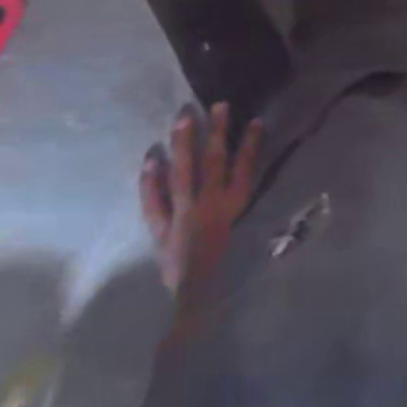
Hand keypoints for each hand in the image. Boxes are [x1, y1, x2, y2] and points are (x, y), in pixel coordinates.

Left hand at [139, 103, 262, 299]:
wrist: (196, 300)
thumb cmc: (226, 265)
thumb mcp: (243, 233)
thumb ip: (240, 200)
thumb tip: (240, 172)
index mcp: (235, 208)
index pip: (245, 168)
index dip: (251, 143)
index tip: (256, 120)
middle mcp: (210, 206)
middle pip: (214, 163)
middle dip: (216, 133)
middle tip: (217, 106)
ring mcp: (184, 215)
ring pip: (184, 174)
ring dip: (184, 145)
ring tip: (183, 118)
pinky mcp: (161, 228)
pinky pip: (154, 201)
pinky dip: (151, 180)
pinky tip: (150, 158)